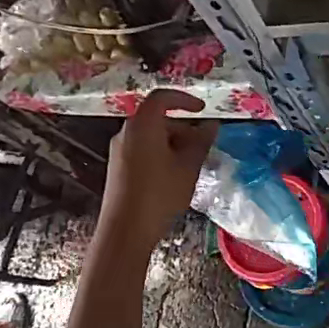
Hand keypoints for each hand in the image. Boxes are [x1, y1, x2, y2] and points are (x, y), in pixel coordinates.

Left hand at [102, 90, 218, 248]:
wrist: (125, 229)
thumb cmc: (159, 194)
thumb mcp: (188, 166)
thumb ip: (201, 141)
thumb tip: (211, 125)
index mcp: (142, 124)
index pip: (162, 97)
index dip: (184, 99)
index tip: (202, 109)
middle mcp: (126, 132)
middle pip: (156, 118)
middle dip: (182, 127)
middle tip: (202, 145)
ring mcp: (119, 150)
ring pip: (150, 136)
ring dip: (172, 143)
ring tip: (191, 164)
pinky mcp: (117, 167)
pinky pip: (142, 150)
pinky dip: (160, 153)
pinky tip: (174, 176)